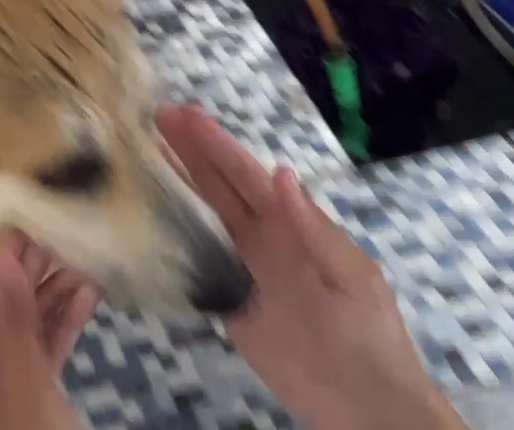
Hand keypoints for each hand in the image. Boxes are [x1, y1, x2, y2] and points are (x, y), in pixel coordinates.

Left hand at [0, 230, 98, 429]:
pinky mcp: (31, 404)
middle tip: (54, 236)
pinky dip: (62, 329)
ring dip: (53, 298)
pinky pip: (43, 356)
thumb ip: (11, 324)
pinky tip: (88, 299)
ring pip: (26, 333)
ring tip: (80, 264)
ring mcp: (3, 390)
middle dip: (28, 275)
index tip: (22, 225)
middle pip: (0, 314)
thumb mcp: (21, 384)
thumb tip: (2, 261)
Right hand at [157, 107, 464, 429]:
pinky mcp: (226, 302)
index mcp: (291, 223)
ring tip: (144, 153)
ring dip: (176, 183)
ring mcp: (241, 267)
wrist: (366, 409)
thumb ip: (313, 229)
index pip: (245, 174)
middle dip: (188, 150)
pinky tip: (149, 218)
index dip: (214, 143)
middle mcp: (261, 236)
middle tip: (154, 117)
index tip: (182, 113)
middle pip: (217, 185)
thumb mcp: (351, 278)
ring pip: (202, 215)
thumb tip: (280, 173)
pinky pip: (195, 261)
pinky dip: (172, 236)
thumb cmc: (369, 336)